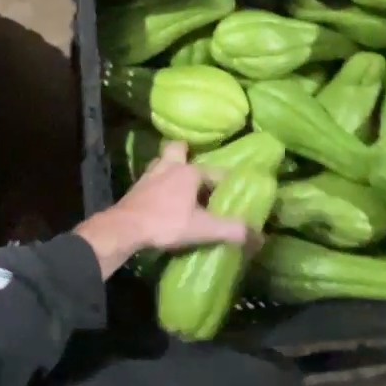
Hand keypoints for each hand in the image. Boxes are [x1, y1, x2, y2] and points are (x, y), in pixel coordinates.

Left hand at [75, 141, 252, 277]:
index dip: (226, 182)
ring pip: (163, 161)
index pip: (215, 172)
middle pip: (178, 149)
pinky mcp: (137, 187)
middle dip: (188, 155)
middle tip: (197, 172)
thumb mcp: (204, 229)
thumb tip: (259, 235)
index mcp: (188, 172)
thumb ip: (232, 230)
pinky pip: (152, 177)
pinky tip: (162, 196)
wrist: (125, 227)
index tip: (232, 194)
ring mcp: (150, 175)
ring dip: (171, 168)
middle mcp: (169, 166)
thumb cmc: (166, 223)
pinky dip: (159, 182)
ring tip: (180, 184)